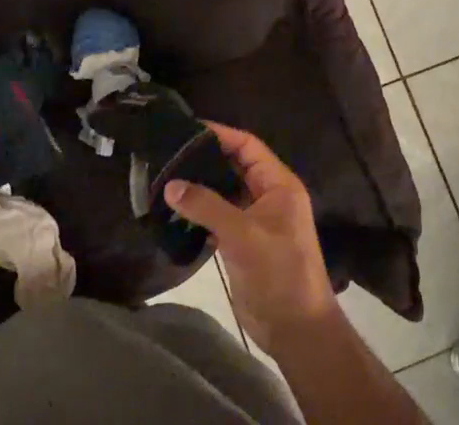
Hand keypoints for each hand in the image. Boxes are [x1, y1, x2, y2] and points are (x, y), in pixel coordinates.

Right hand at [165, 122, 336, 352]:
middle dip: (202, 160)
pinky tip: (170, 209)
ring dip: (196, 187)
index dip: (219, 134)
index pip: (247, 146)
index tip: (185, 129)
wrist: (296, 329)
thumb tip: (170, 185)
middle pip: (232, 166)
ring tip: (161, 177)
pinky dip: (196, 211)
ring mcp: (254, 220)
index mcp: (279, 186)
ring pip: (221, 192)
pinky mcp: (241, 242)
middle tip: (166, 152)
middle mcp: (267, 197)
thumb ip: (206, 205)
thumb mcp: (244, 235)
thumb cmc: (279, 273)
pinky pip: (215, 216)